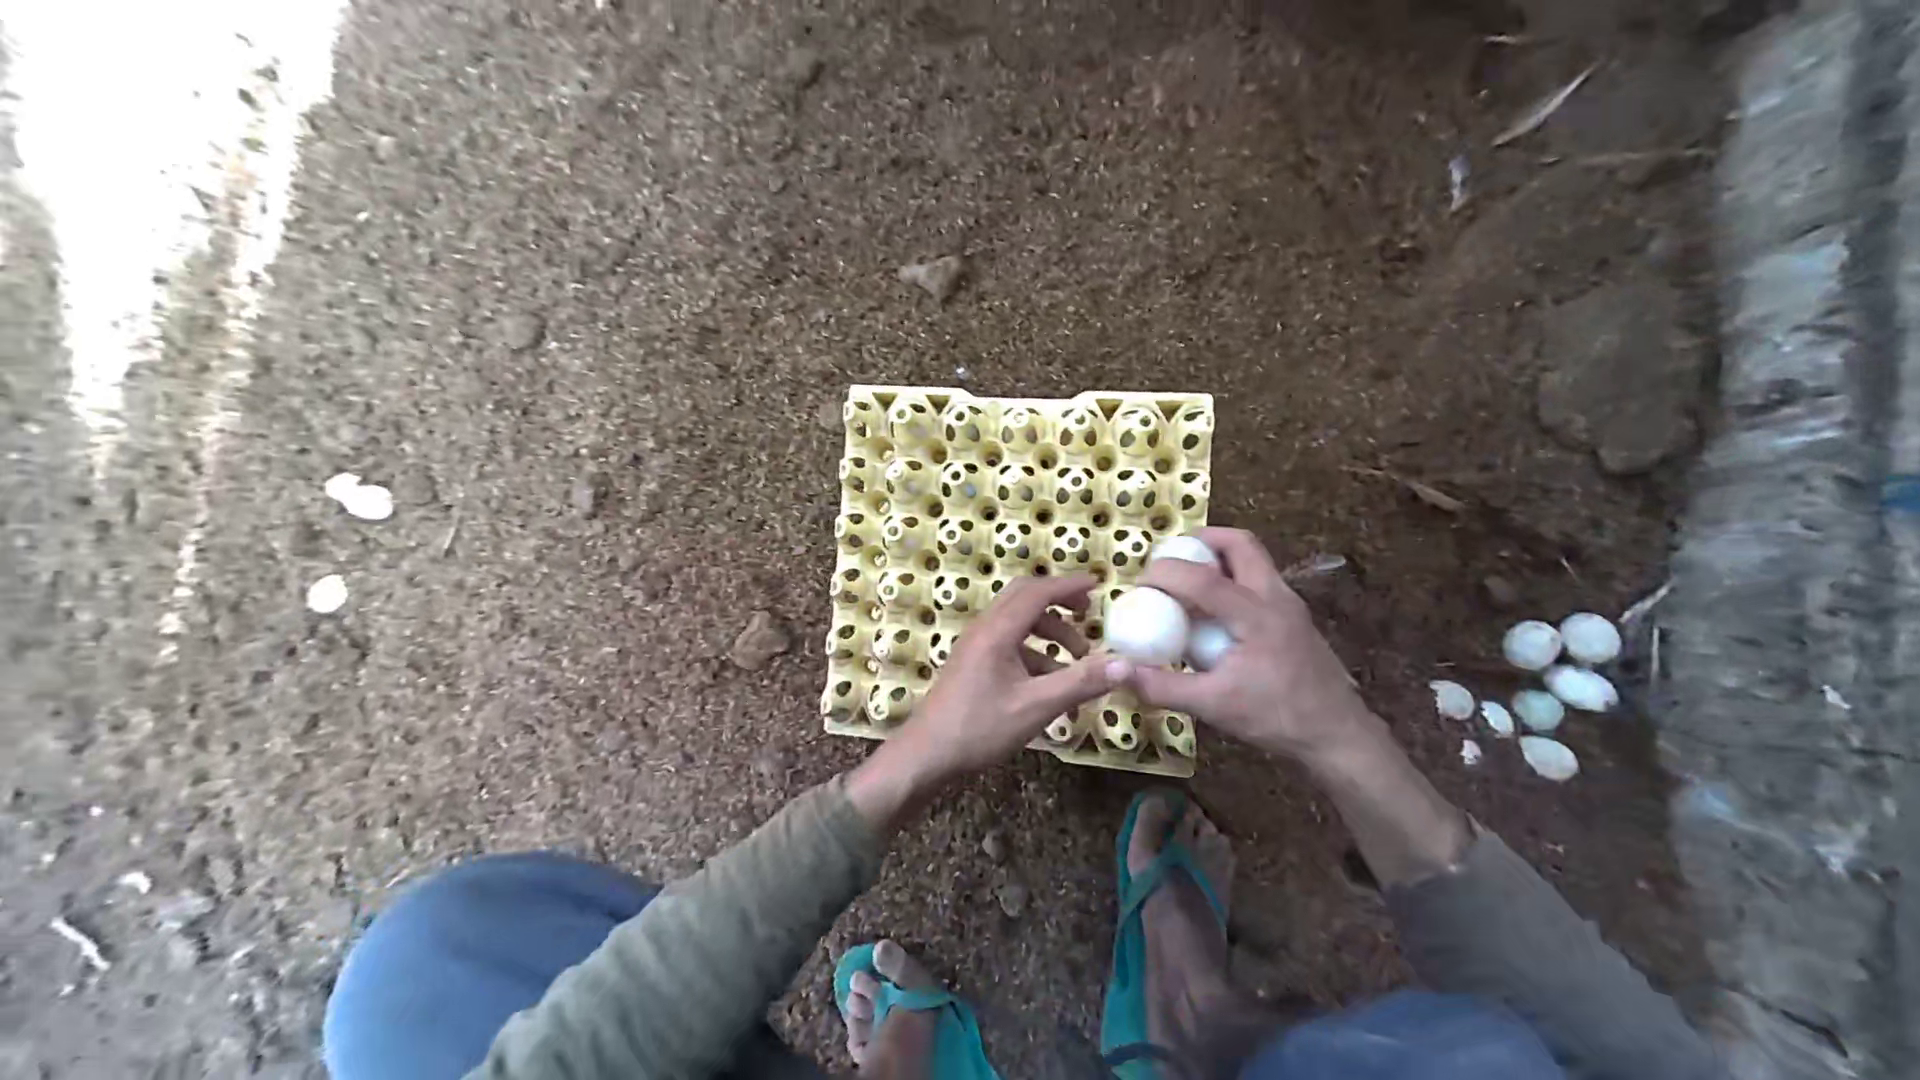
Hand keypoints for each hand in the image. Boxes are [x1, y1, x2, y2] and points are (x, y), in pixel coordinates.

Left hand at [848, 573, 1131, 828]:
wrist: (927, 754)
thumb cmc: (980, 727)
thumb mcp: (1037, 706)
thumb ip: (1080, 682)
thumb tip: (1124, 664)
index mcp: (997, 631)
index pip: (1037, 592)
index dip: (1069, 586)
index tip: (1098, 586)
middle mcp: (984, 629)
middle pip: (1024, 599)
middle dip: (1059, 604)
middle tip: (1087, 616)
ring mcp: (976, 646)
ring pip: (1018, 624)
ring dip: (1049, 634)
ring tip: (1078, 661)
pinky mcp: (973, 663)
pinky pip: (1008, 645)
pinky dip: (1034, 654)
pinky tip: (1051, 684)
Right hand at [1128, 528, 1375, 766]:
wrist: (1339, 736)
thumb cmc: (1277, 718)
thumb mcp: (1213, 706)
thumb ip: (1162, 687)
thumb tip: (1117, 671)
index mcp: (1256, 615)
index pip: (1203, 578)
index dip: (1165, 574)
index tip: (1139, 585)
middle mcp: (1276, 597)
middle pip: (1240, 544)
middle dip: (1200, 541)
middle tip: (1169, 558)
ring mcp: (1289, 604)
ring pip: (1253, 558)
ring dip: (1217, 557)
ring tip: (1186, 579)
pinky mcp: (1293, 616)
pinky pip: (1257, 578)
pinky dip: (1230, 577)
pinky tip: (1212, 611)